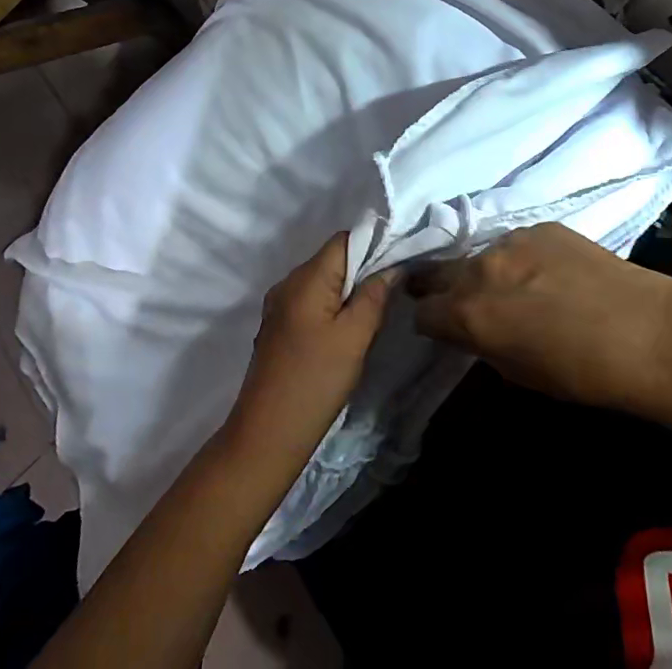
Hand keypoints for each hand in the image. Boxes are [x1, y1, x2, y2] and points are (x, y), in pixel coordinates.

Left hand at [224, 233, 396, 458]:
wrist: (270, 429)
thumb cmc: (316, 379)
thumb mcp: (354, 337)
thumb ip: (373, 297)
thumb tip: (392, 266)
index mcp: (304, 279)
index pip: (341, 241)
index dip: (373, 244)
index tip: (401, 261)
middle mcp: (287, 283)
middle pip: (331, 260)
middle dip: (364, 269)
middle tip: (395, 289)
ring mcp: (279, 306)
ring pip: (322, 283)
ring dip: (349, 290)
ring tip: (377, 310)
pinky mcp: (279, 327)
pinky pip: (311, 302)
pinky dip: (333, 306)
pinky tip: (349, 328)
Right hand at [408, 222, 671, 417]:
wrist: (657, 334)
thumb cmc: (586, 373)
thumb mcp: (519, 373)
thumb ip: (482, 345)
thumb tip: (471, 331)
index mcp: (468, 313)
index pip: (422, 312)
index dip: (431, 324)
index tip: (445, 331)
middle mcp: (479, 269)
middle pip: (436, 273)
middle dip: (439, 290)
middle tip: (459, 306)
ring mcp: (510, 241)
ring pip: (477, 257)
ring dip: (483, 273)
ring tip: (514, 289)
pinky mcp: (541, 227)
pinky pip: (514, 244)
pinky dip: (519, 259)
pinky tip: (548, 274)